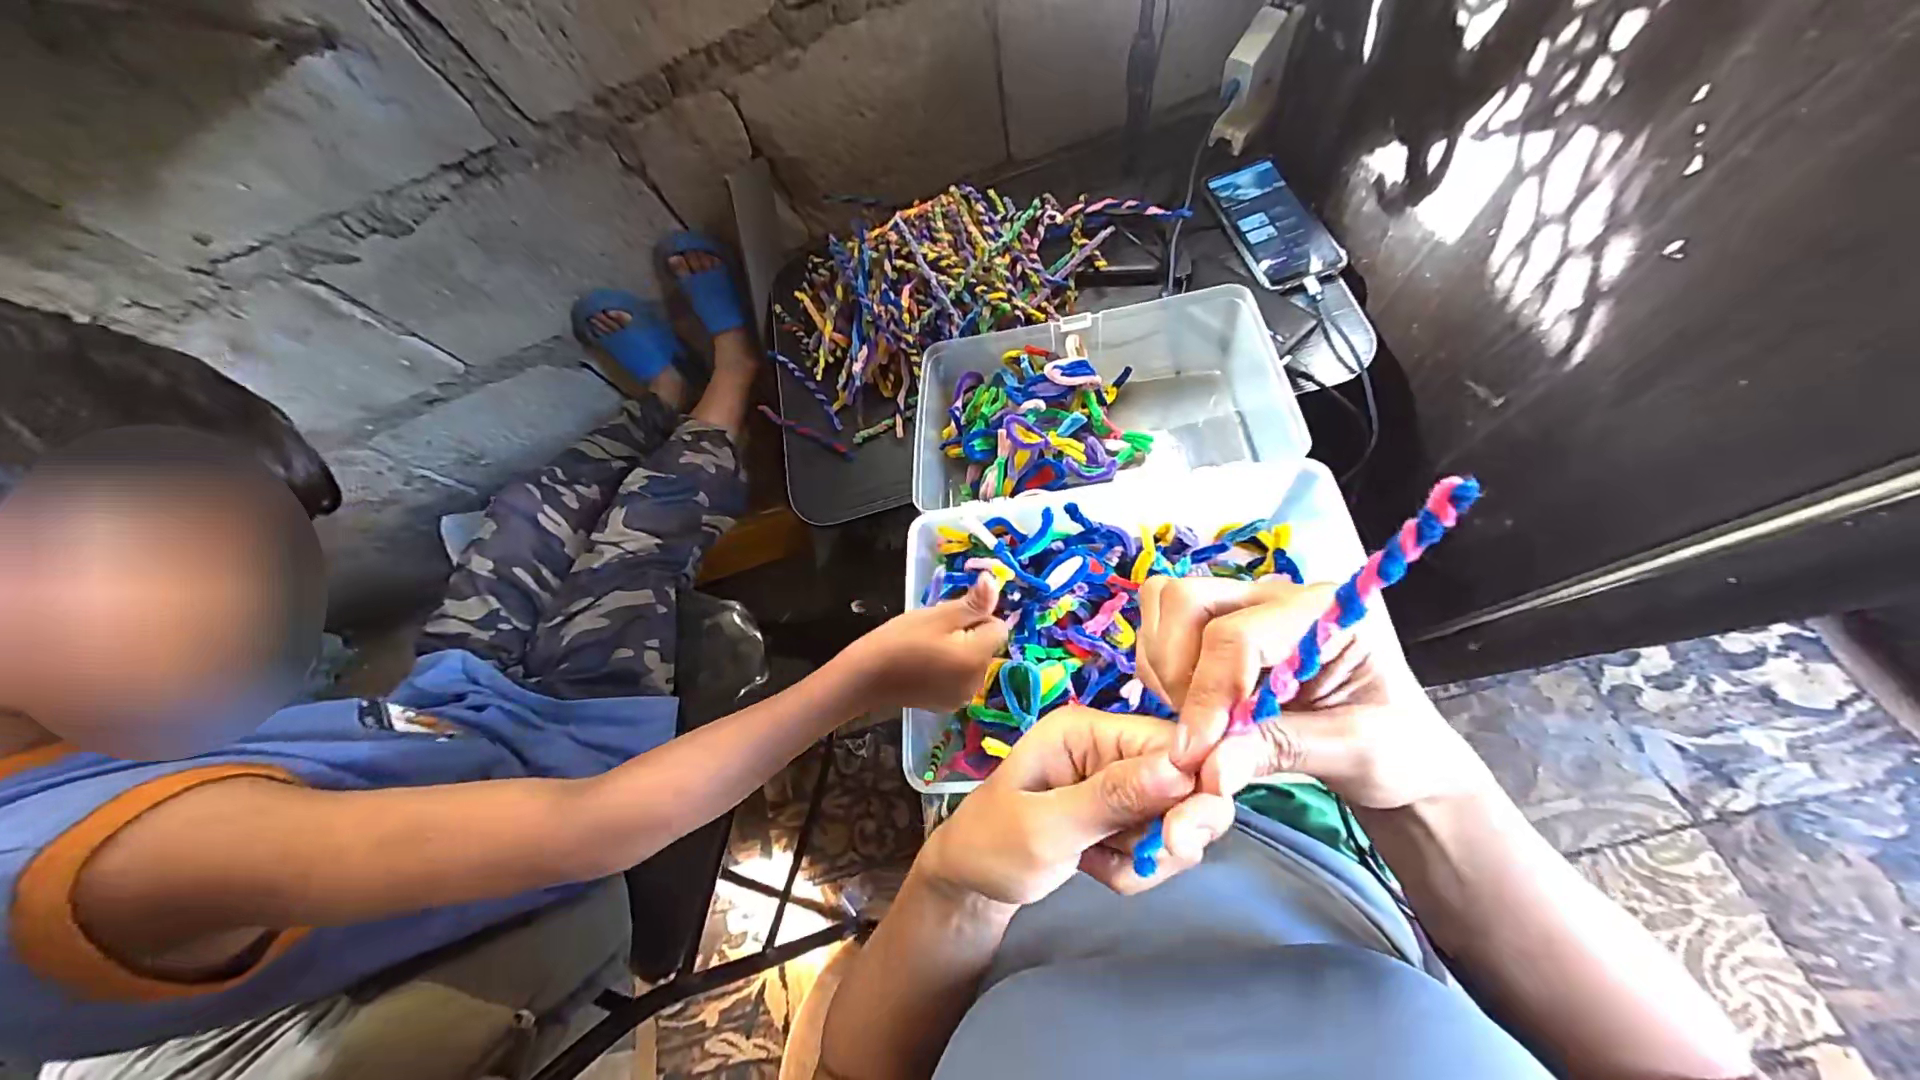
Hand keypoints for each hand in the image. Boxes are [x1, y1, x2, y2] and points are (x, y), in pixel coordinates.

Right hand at [845, 573, 1009, 710]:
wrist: (866, 677)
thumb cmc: (901, 640)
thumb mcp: (939, 615)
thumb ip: (973, 602)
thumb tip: (994, 582)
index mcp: (978, 657)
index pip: (997, 627)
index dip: (976, 617)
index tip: (948, 619)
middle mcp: (976, 681)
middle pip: (986, 646)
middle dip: (967, 635)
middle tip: (934, 633)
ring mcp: (962, 696)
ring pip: (972, 661)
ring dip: (958, 652)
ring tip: (926, 649)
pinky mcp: (947, 704)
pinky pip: (959, 678)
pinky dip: (948, 670)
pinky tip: (923, 667)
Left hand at [916, 705, 1237, 905]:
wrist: (971, 882)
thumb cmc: (992, 846)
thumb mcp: (1046, 825)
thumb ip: (1112, 798)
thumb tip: (1180, 770)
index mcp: (1086, 730)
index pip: (1170, 740)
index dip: (1198, 781)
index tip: (1183, 834)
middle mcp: (1109, 748)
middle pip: (1187, 779)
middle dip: (1173, 827)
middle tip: (1148, 856)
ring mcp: (1119, 781)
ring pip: (1179, 819)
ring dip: (1147, 854)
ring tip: (1094, 861)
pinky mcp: (1123, 814)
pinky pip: (1159, 844)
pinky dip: (1136, 867)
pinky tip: (1094, 866)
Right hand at [1135, 576, 1494, 808]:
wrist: (1400, 754)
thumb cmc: (1397, 748)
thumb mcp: (1355, 753)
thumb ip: (1279, 751)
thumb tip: (1208, 768)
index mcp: (1323, 610)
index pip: (1238, 635)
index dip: (1209, 694)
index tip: (1195, 752)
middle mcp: (1273, 597)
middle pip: (1185, 600)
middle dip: (1176, 668)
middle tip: (1199, 730)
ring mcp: (1239, 607)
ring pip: (1163, 608)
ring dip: (1164, 670)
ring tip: (1200, 721)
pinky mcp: (1214, 628)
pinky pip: (1159, 633)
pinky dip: (1161, 674)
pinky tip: (1194, 711)